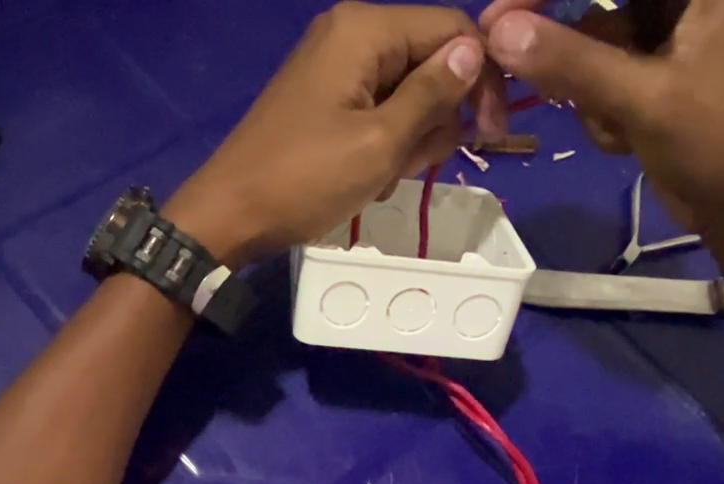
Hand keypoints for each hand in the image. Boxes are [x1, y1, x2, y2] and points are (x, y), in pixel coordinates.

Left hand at [164, 3, 486, 265]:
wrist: (230, 215)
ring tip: (384, 177)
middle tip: (415, 165)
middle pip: (430, 60)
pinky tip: (368, 178)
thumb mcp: (379, 143)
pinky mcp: (324, 101)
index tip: (492, 133)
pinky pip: (376, 112)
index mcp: (365, 29)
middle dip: (437, 117)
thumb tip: (475, 50)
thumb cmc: (304, 179)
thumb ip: (432, 94)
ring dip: (409, 140)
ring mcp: (334, 68)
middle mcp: (351, 34)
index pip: (452, 28)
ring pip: (406, 93)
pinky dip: (383, 145)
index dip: (482, 78)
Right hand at [478, 0, 723, 257]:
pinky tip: (625, 139)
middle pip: (600, 3)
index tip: (499, 14)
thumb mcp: (643, 98)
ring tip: (615, 128)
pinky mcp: (655, 74)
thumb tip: (499, 31)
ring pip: (593, 41)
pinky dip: (599, 108)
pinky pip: (602, 75)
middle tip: (510, 57)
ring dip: (585, 88)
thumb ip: (572, 62)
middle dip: (566, 44)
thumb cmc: (721, 140)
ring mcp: (670, 35)